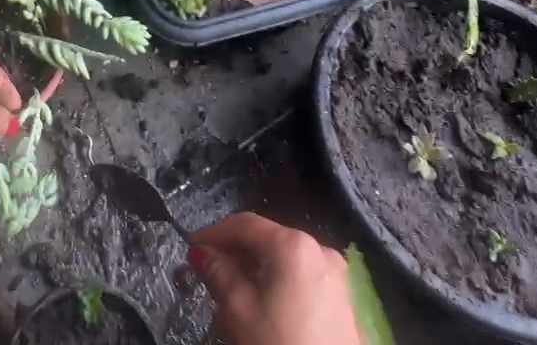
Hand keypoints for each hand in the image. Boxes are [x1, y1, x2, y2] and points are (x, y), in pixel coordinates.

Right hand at [190, 213, 362, 344]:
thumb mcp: (239, 312)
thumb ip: (218, 273)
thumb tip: (202, 253)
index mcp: (293, 245)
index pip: (244, 224)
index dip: (213, 233)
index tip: (191, 247)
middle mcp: (320, 249)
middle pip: (267, 238)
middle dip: (236, 251)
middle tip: (209, 270)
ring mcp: (338, 275)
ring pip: (286, 258)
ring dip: (257, 266)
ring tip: (234, 288)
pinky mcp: (345, 300)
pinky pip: (304, 276)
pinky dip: (281, 280)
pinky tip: (266, 304)